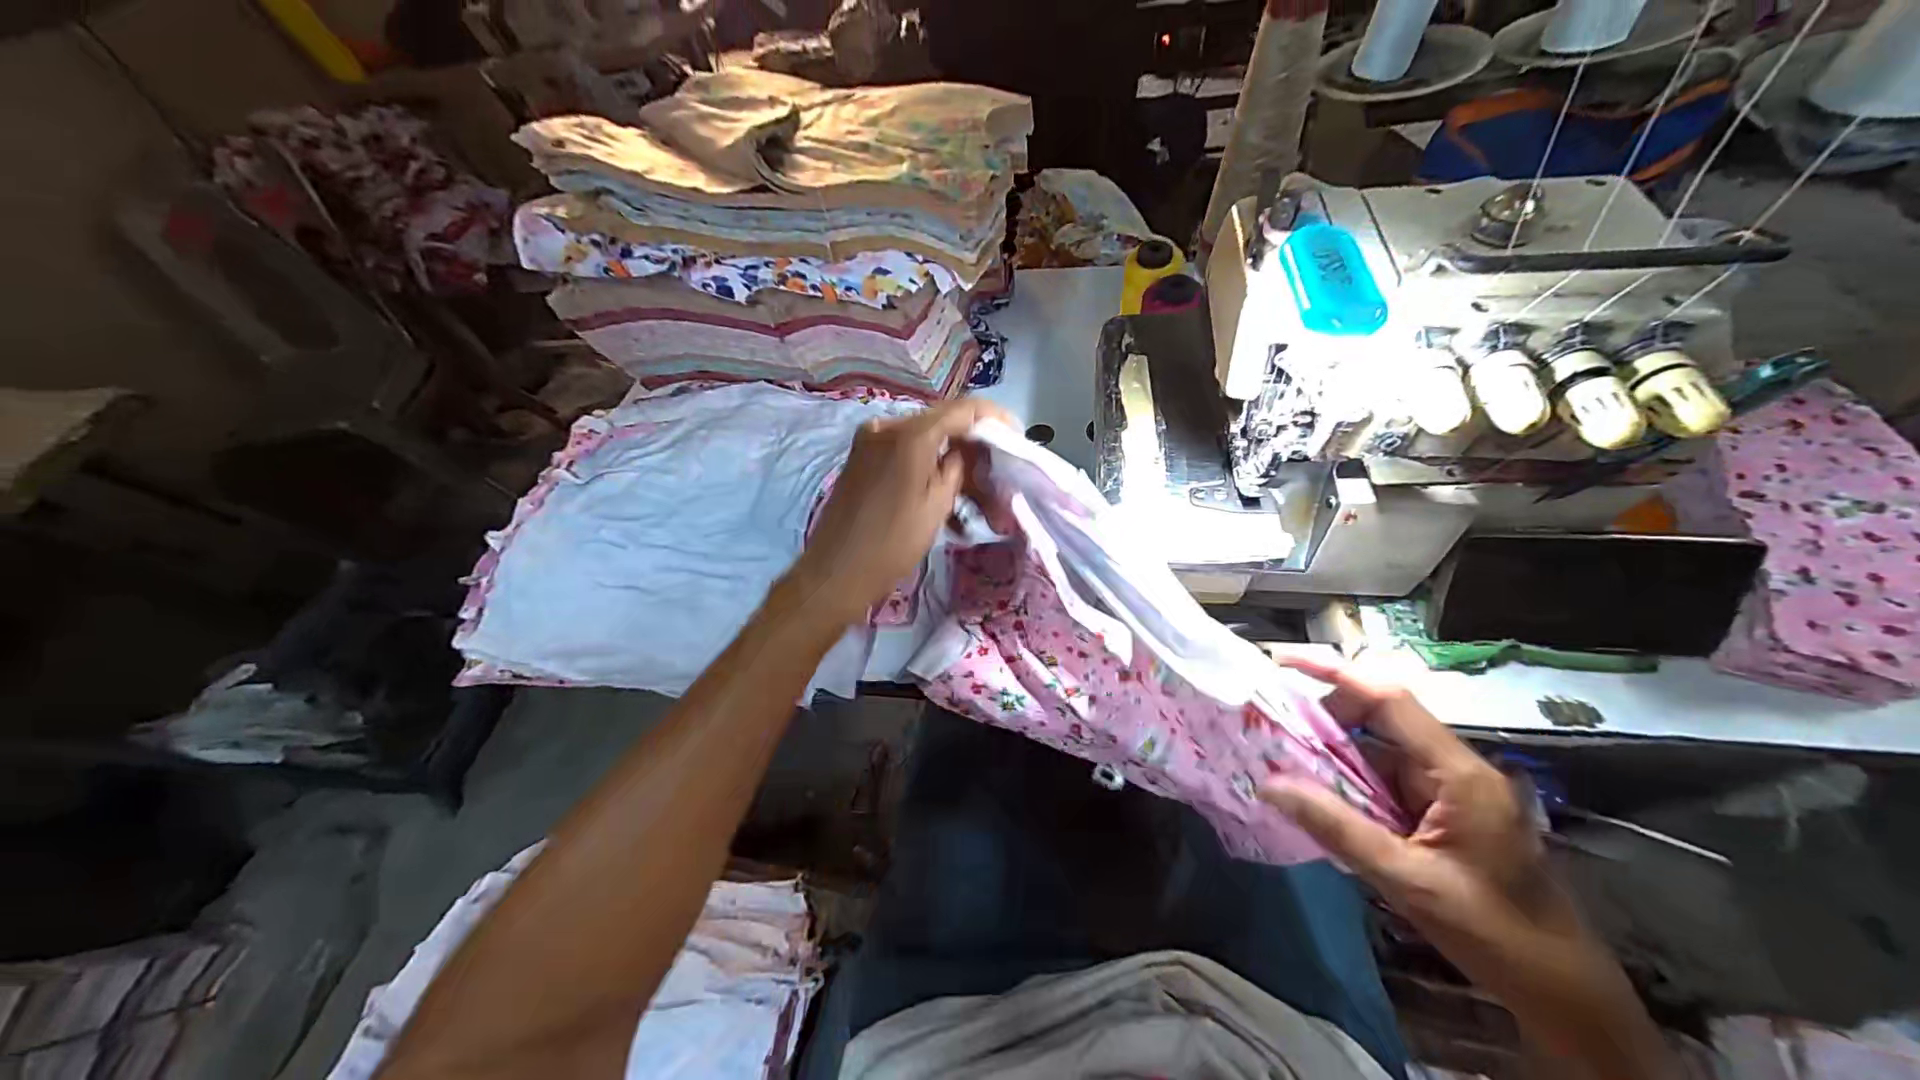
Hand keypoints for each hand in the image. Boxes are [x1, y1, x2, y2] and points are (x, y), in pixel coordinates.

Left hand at [785, 397, 1013, 628]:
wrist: (835, 572)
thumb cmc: (892, 543)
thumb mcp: (936, 505)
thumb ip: (956, 468)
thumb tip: (963, 450)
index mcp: (909, 434)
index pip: (963, 409)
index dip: (994, 418)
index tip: (1016, 436)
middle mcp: (887, 427)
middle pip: (944, 424)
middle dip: (974, 450)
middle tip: (998, 478)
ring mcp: (871, 442)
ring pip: (926, 443)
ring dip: (953, 468)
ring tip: (978, 505)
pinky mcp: (863, 460)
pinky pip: (906, 455)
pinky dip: (929, 472)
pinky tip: (948, 505)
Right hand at [1261, 651, 1676, 1077]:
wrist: (1563, 990)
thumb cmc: (1494, 931)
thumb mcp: (1406, 879)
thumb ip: (1337, 827)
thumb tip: (1270, 784)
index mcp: (1458, 773)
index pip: (1390, 700)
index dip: (1335, 673)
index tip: (1284, 662)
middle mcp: (1455, 769)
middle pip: (1380, 721)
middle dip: (1324, 722)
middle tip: (1272, 733)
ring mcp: (1451, 791)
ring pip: (1378, 755)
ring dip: (1333, 759)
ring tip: (1283, 767)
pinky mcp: (1444, 814)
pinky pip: (1386, 784)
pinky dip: (1350, 787)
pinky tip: (1319, 803)